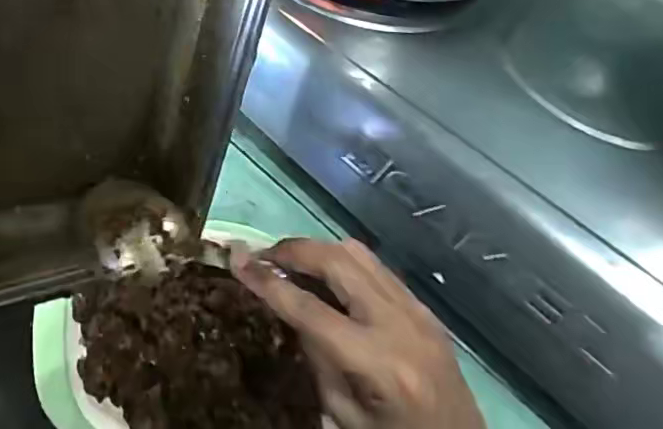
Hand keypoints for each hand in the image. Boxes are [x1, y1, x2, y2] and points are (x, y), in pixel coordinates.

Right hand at [235, 238, 484, 428]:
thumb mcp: (344, 419)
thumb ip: (317, 360)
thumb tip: (290, 305)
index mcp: (377, 363)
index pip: (308, 308)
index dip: (267, 281)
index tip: (237, 258)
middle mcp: (398, 324)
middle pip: (335, 261)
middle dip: (293, 250)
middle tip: (262, 256)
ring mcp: (417, 310)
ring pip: (356, 252)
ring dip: (318, 250)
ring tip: (291, 262)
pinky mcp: (425, 307)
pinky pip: (377, 267)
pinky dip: (344, 262)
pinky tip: (328, 277)